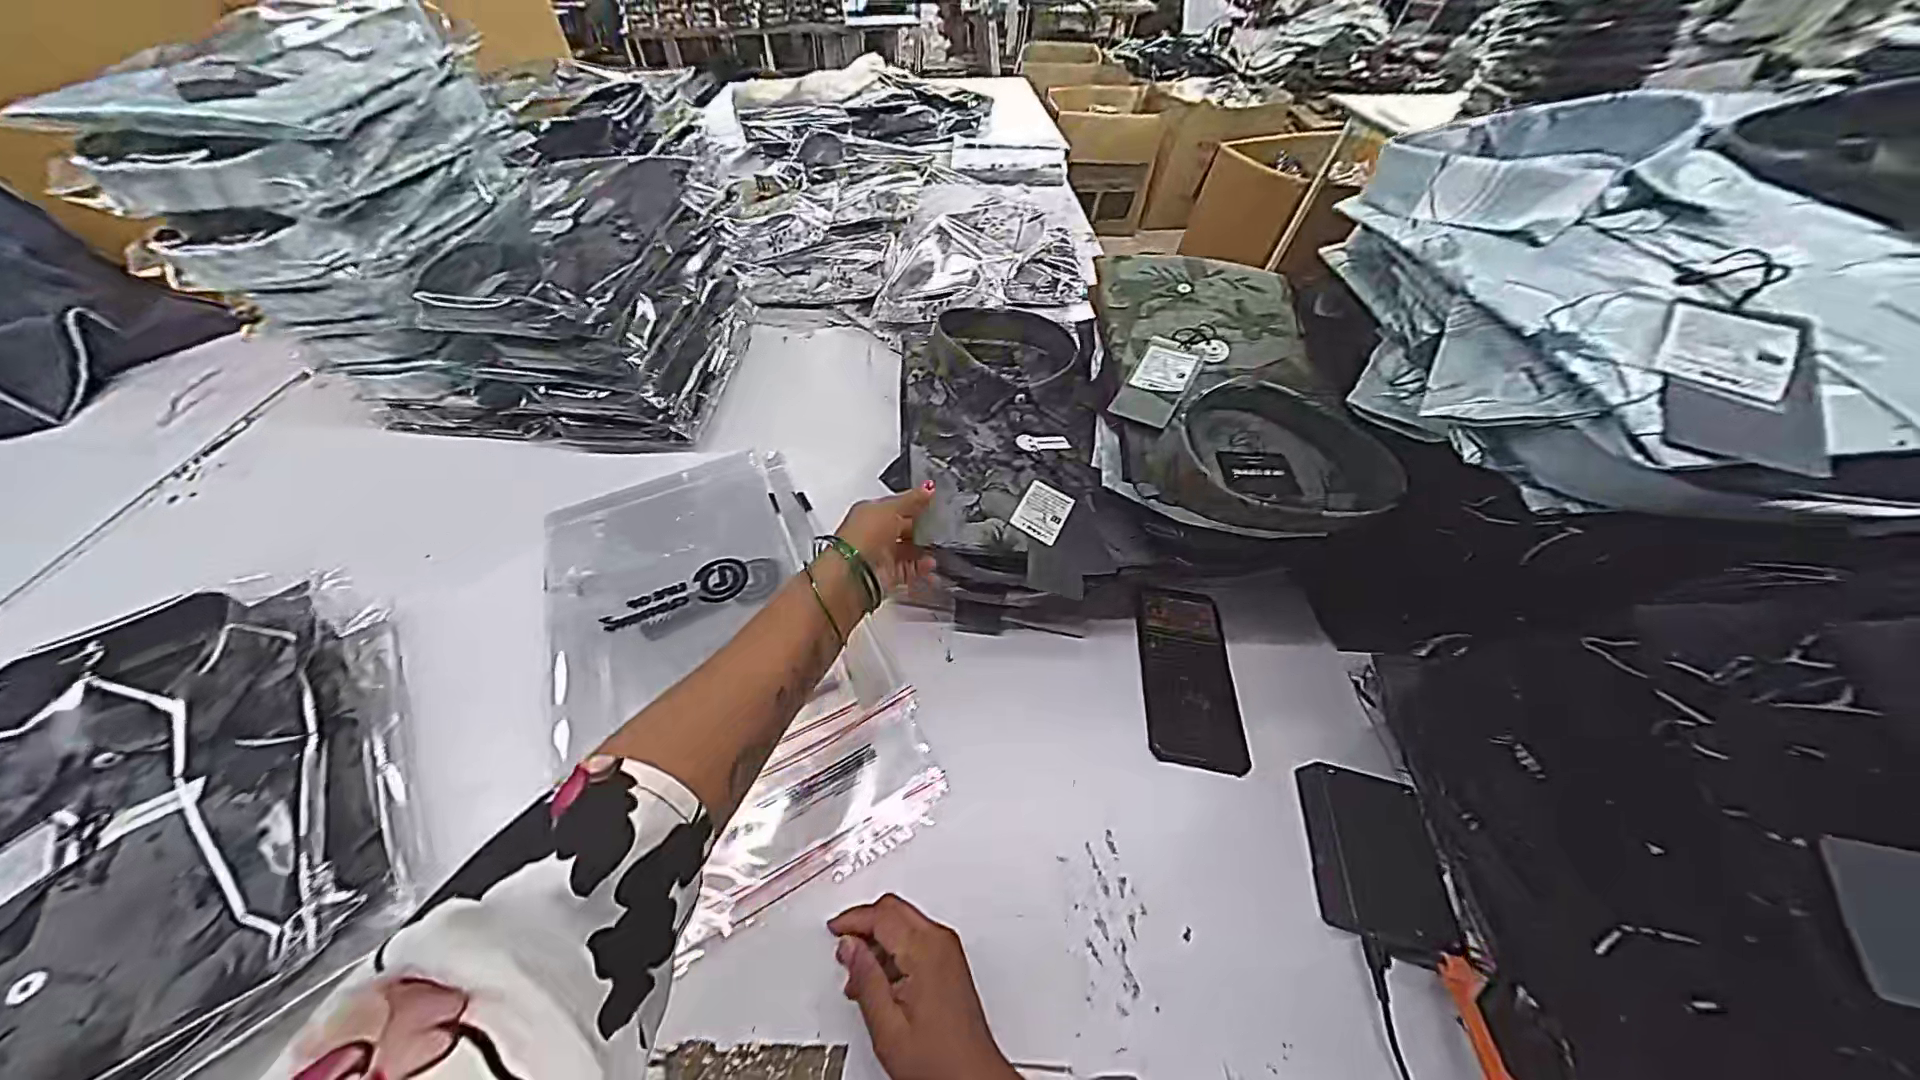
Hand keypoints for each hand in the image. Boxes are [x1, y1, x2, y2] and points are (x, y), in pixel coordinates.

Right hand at [829, 895, 1017, 1079]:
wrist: (972, 1077)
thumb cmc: (939, 1060)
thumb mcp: (887, 1026)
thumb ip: (865, 978)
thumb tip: (849, 946)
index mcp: (925, 949)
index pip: (882, 914)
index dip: (853, 919)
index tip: (835, 928)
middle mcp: (940, 941)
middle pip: (894, 910)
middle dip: (864, 924)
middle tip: (843, 946)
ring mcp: (948, 949)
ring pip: (904, 922)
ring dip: (879, 939)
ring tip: (859, 975)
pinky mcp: (950, 960)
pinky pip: (916, 938)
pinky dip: (894, 949)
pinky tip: (881, 979)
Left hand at [833, 485, 936, 592]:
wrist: (855, 572)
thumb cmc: (863, 536)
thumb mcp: (890, 509)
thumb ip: (912, 499)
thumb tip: (928, 489)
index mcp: (871, 513)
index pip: (897, 506)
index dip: (915, 504)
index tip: (933, 503)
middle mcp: (875, 534)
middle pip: (904, 529)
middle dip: (922, 529)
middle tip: (938, 527)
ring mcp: (882, 555)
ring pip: (908, 550)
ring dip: (924, 549)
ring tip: (937, 547)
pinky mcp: (888, 575)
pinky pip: (909, 569)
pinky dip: (921, 567)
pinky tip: (930, 563)